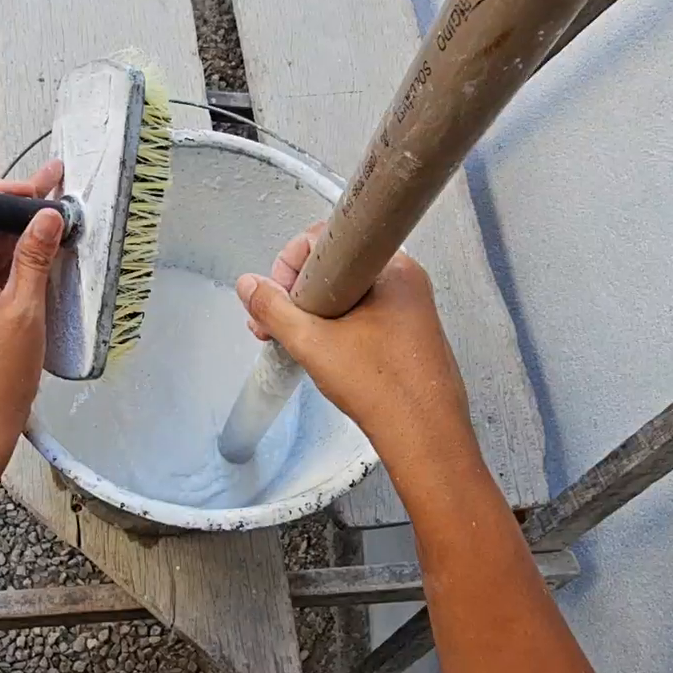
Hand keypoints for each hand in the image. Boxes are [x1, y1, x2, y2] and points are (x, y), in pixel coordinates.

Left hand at [0, 159, 65, 449]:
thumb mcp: (25, 310)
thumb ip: (35, 257)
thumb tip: (47, 216)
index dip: (4, 195)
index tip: (40, 184)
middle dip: (17, 217)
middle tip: (57, 202)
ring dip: (18, 242)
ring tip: (57, 230)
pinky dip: (13, 266)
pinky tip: (42, 261)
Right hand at [236, 224, 474, 462]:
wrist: (423, 435)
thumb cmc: (381, 387)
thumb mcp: (311, 342)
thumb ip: (273, 309)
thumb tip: (249, 286)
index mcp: (389, 266)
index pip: (326, 237)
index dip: (291, 264)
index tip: (278, 297)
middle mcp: (403, 277)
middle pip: (333, 264)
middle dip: (296, 293)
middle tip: (274, 324)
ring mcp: (408, 304)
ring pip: (344, 290)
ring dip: (312, 312)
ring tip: (292, 341)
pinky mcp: (407, 329)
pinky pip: (361, 311)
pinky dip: (335, 325)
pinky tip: (320, 350)